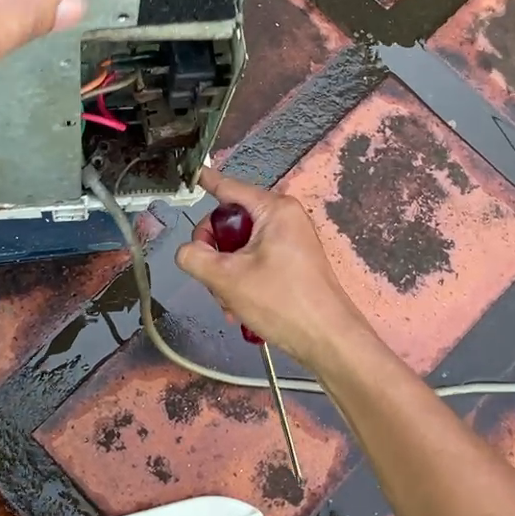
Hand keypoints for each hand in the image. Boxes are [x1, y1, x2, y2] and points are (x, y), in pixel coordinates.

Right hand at [175, 169, 376, 368]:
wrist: (327, 340)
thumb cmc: (282, 302)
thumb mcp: (227, 279)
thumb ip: (195, 257)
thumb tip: (187, 251)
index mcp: (274, 209)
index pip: (228, 188)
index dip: (205, 183)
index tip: (190, 175)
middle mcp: (285, 218)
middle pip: (230, 221)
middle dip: (214, 251)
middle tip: (211, 277)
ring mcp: (290, 240)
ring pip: (239, 246)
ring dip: (226, 273)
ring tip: (229, 301)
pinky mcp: (292, 262)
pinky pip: (255, 260)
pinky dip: (242, 280)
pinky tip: (240, 307)